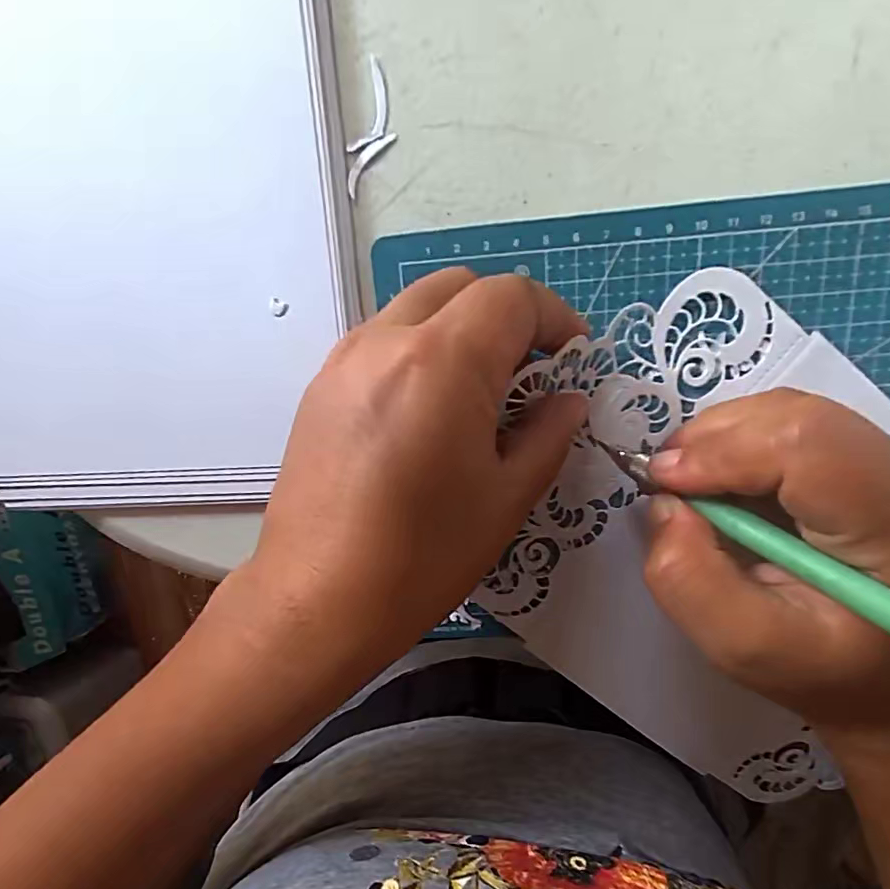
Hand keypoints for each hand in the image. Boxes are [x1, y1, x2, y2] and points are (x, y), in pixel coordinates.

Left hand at [238, 268, 588, 670]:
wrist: (318, 600)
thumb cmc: (422, 557)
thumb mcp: (505, 498)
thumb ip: (547, 434)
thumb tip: (565, 401)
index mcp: (441, 362)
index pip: (510, 297)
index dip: (554, 318)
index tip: (572, 358)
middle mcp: (384, 342)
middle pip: (458, 288)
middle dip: (505, 316)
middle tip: (527, 374)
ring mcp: (341, 362)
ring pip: (413, 311)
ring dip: (457, 332)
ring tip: (476, 396)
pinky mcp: (317, 390)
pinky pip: (379, 345)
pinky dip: (415, 354)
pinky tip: (425, 414)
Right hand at [641, 390, 889, 735]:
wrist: (877, 681)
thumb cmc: (817, 673)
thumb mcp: (741, 646)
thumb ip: (690, 579)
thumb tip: (665, 504)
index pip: (809, 443)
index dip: (723, 451)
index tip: (661, 483)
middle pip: (797, 415)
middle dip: (713, 442)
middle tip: (666, 485)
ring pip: (790, 411)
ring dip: (721, 441)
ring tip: (692, 488)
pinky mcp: (879, 454)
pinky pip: (793, 423)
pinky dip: (740, 444)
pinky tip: (725, 484)